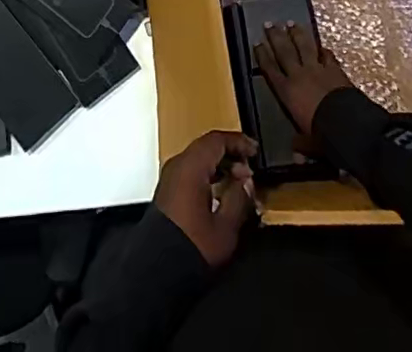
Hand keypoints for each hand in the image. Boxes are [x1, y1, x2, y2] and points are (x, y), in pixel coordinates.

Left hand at [154, 130, 256, 266]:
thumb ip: (239, 198)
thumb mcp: (225, 227)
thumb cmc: (191, 247)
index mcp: (190, 167)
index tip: (255, 150)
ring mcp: (169, 178)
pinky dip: (208, 174)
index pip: (215, 140)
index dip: (238, 141)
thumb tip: (246, 181)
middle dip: (230, 153)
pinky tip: (221, 192)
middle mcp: (177, 166)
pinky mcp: (167, 191)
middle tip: (250, 168)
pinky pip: (190, 171)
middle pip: (205, 147)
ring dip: (219, 164)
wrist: (156, 271)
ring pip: (198, 159)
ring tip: (240, 181)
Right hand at [255, 21, 351, 136]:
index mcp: (287, 92)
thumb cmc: (323, 134)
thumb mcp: (309, 143)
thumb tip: (296, 152)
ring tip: (291, 23)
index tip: (257, 43)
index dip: (263, 55)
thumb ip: (301, 143)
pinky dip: (323, 50)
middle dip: (276, 36)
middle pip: (284, 51)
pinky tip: (321, 46)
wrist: (348, 125)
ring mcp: (318, 70)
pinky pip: (327, 57)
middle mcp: (299, 76)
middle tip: (269, 23)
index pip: (270, 69)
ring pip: (304, 47)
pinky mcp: (335, 71)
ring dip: (297, 35)